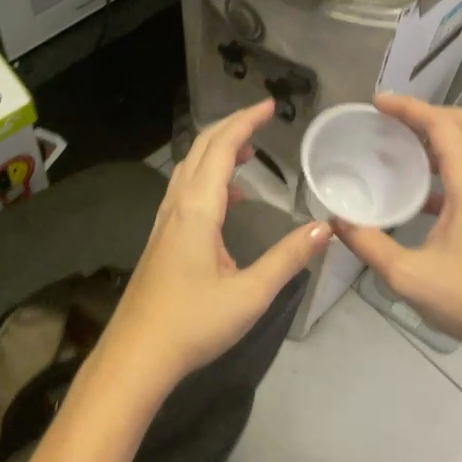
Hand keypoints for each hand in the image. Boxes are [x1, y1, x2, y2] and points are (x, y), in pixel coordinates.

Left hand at [100, 100, 331, 391]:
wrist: (137, 355)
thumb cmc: (193, 324)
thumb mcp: (249, 295)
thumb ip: (287, 259)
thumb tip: (324, 228)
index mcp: (197, 210)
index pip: (219, 148)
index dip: (244, 122)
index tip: (269, 106)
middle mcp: (177, 206)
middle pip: (199, 150)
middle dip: (230, 128)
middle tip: (262, 119)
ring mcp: (164, 223)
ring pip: (188, 169)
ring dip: (216, 152)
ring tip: (249, 152)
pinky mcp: (161, 240)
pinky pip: (185, 191)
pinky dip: (208, 179)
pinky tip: (229, 201)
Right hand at [335, 94, 461, 363]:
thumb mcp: (407, 275)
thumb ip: (367, 243)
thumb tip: (335, 222)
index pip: (441, 124)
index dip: (408, 107)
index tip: (376, 102)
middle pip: (461, 124)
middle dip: (423, 114)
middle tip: (386, 120)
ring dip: (436, 137)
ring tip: (397, 146)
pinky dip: (446, 164)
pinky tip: (418, 191)